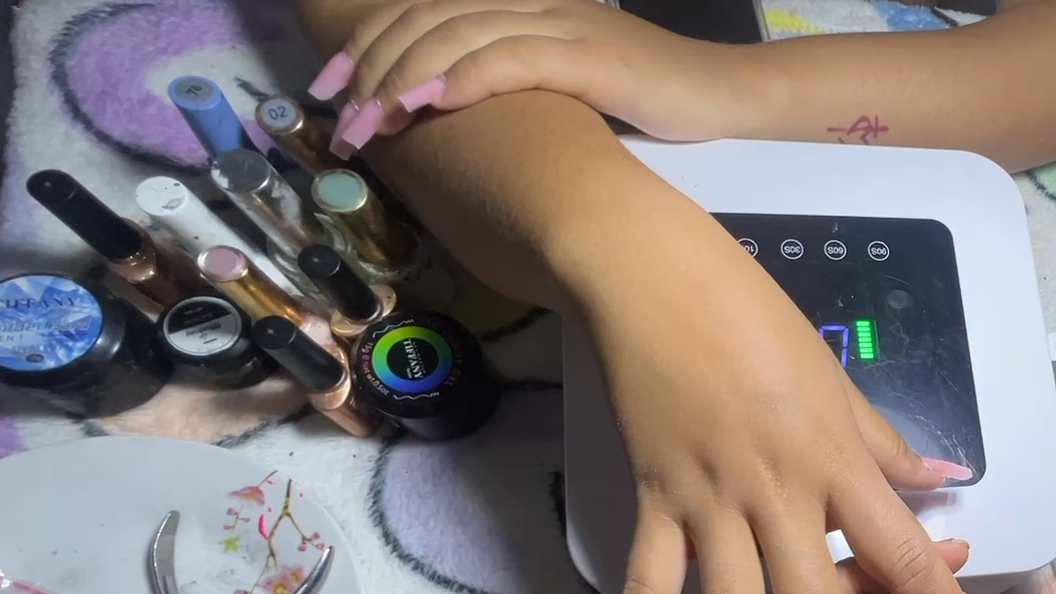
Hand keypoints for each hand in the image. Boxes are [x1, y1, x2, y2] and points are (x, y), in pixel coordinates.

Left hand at [309, 0, 761, 152]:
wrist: (725, 93)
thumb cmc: (661, 99)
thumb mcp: (583, 87)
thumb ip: (532, 88)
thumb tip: (484, 120)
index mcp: (526, 11)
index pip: (432, 16)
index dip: (375, 47)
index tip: (336, 90)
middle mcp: (533, 6)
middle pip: (430, 20)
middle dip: (369, 64)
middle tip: (331, 112)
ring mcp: (561, 27)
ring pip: (458, 37)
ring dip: (401, 78)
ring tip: (364, 121)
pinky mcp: (588, 57)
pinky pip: (511, 59)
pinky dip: (464, 78)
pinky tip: (426, 101)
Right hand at [569, 217, 994, 593]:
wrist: (653, 276)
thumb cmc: (759, 322)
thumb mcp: (839, 383)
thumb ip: (889, 450)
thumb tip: (946, 488)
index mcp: (838, 461)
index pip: (904, 555)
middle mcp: (780, 495)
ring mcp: (709, 506)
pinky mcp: (651, 506)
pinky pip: (640, 590)